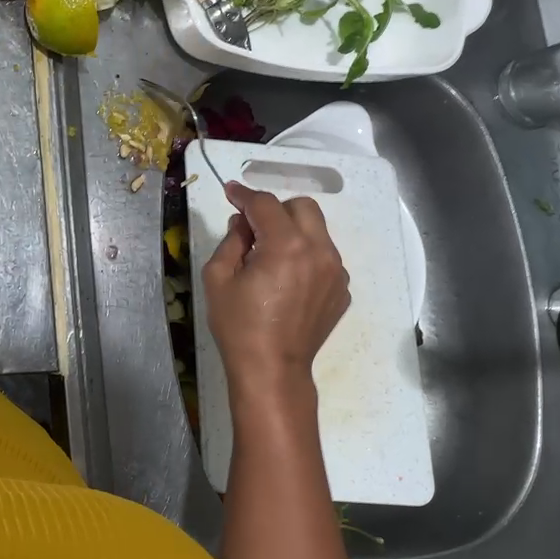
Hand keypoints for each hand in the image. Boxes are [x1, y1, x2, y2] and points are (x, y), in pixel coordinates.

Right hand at [201, 181, 350, 394]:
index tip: (230, 191)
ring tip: (268, 256)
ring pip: (317, 231)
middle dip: (276, 209)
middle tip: (252, 227)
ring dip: (292, 232)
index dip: (244, 194)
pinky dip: (304, 256)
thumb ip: (231, 241)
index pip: (265, 205)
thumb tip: (242, 224)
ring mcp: (336, 271)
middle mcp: (319, 251)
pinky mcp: (341, 289)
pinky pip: (323, 257)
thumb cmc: (237, 323)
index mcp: (285, 246)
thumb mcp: (218, 277)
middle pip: (303, 207)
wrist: (272, 367)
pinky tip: (284, 279)